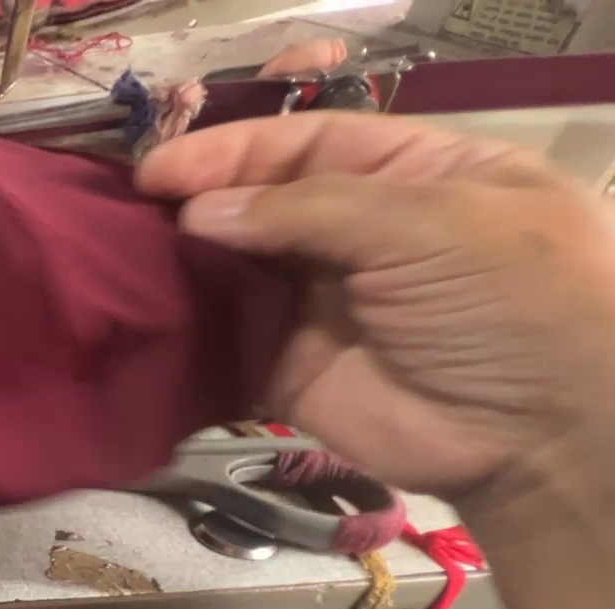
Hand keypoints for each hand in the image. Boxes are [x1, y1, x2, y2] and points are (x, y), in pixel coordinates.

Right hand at [137, 112, 614, 513]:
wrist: (521, 434)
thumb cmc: (506, 305)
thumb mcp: (432, 226)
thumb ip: (311, 211)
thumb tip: (195, 214)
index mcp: (408, 177)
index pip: (306, 144)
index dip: (231, 150)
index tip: (156, 171)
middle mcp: (348, 234)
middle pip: (255, 203)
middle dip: (192, 201)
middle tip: (123, 211)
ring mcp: (305, 301)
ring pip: (226, 266)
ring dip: (175, 260)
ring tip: (117, 256)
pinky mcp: (271, 360)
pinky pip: (213, 334)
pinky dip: (177, 323)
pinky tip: (138, 310)